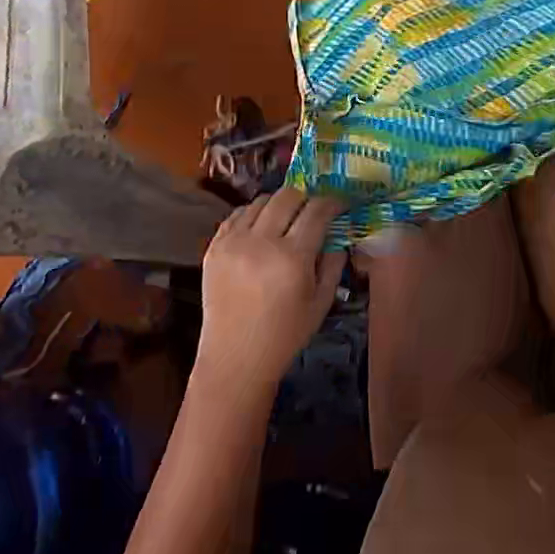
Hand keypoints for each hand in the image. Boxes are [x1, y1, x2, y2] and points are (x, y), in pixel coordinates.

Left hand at [197, 189, 346, 382]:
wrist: (236, 356)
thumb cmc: (286, 333)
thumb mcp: (323, 301)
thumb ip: (334, 263)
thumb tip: (338, 236)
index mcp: (293, 258)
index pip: (317, 212)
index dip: (333, 203)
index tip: (340, 205)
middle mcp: (261, 243)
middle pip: (288, 197)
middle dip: (307, 197)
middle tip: (315, 209)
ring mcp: (233, 243)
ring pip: (261, 202)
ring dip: (280, 204)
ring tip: (288, 217)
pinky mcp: (214, 249)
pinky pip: (236, 216)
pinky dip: (254, 214)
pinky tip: (263, 227)